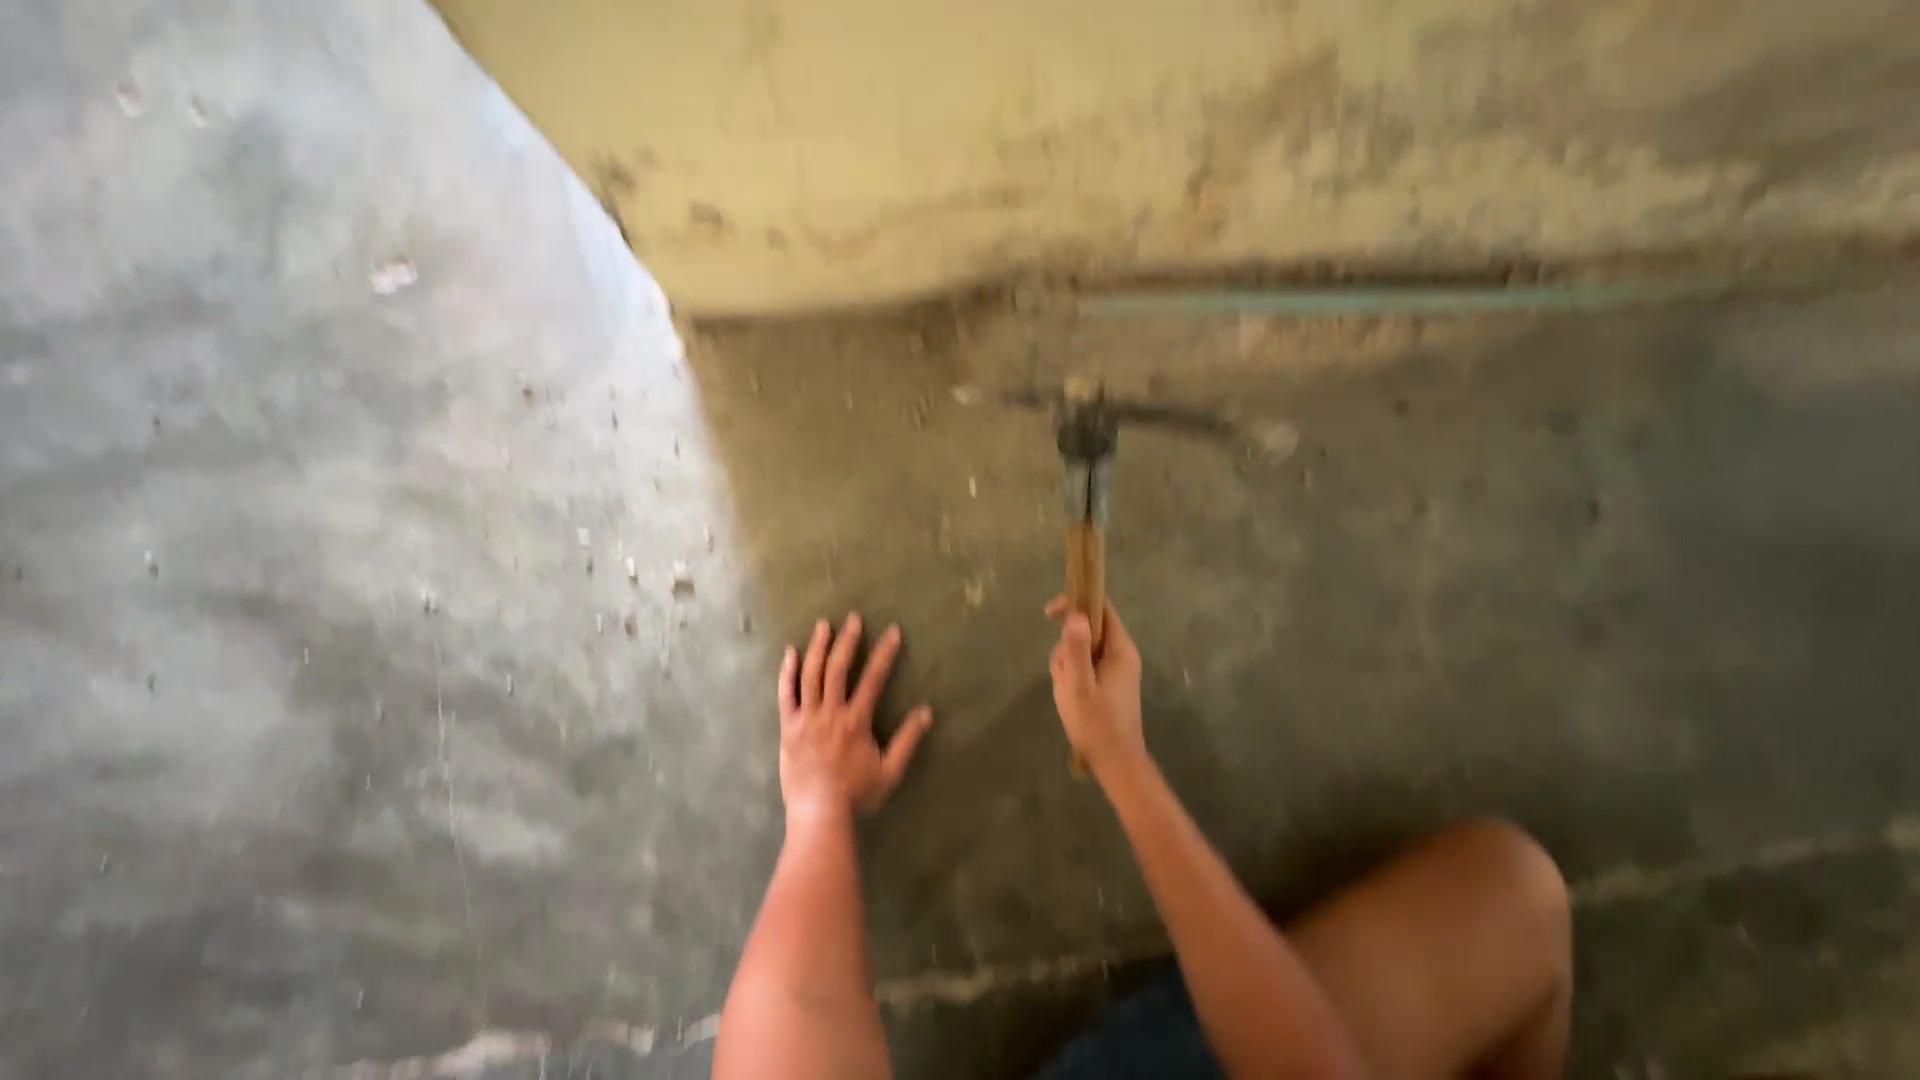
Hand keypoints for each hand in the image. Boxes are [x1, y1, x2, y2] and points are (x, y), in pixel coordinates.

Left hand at [777, 613, 932, 820]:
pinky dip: (787, 672)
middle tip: (854, 619)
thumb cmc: (856, 795)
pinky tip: (790, 654)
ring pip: (811, 675)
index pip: (873, 679)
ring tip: (823, 626)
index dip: (884, 653)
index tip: (893, 632)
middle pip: (838, 669)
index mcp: (856, 721)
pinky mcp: (787, 728)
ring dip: (818, 648)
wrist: (818, 814)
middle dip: (848, 641)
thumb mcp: (890, 771)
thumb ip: (908, 740)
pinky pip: (785, 695)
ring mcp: (805, 719)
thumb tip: (926, 712)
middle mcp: (830, 713)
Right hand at [1044, 596, 1144, 775]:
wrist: (1116, 761)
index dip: (1075, 603)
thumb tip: (1075, 614)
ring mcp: (1116, 668)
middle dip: (1067, 648)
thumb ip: (1077, 649)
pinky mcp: (1109, 682)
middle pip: (1087, 629)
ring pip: (1082, 650)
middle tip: (1063, 674)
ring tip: (1067, 692)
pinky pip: (1085, 667)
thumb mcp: (1079, 685)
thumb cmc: (1096, 724)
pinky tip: (1071, 698)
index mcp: (1120, 649)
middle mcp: (1122, 653)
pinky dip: (1072, 677)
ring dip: (1067, 666)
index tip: (1049, 614)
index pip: (1100, 607)